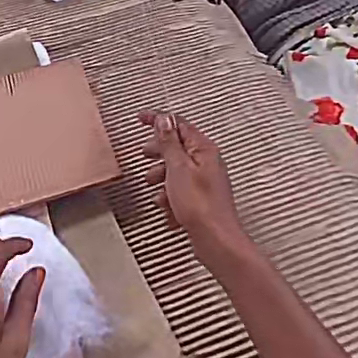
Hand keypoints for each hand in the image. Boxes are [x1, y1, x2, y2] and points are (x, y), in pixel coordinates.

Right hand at [141, 112, 250, 263]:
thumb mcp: (177, 168)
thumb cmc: (201, 206)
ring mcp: (205, 180)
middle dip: (159, 153)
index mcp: (203, 149)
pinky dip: (171, 198)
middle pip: (177, 147)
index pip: (178, 124)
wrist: (215, 240)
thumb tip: (163, 120)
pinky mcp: (201, 198)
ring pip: (176, 171)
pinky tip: (169, 209)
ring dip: (163, 179)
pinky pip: (180, 191)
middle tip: (147, 154)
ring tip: (158, 189)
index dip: (158, 120)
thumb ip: (168, 143)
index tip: (142, 118)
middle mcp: (207, 162)